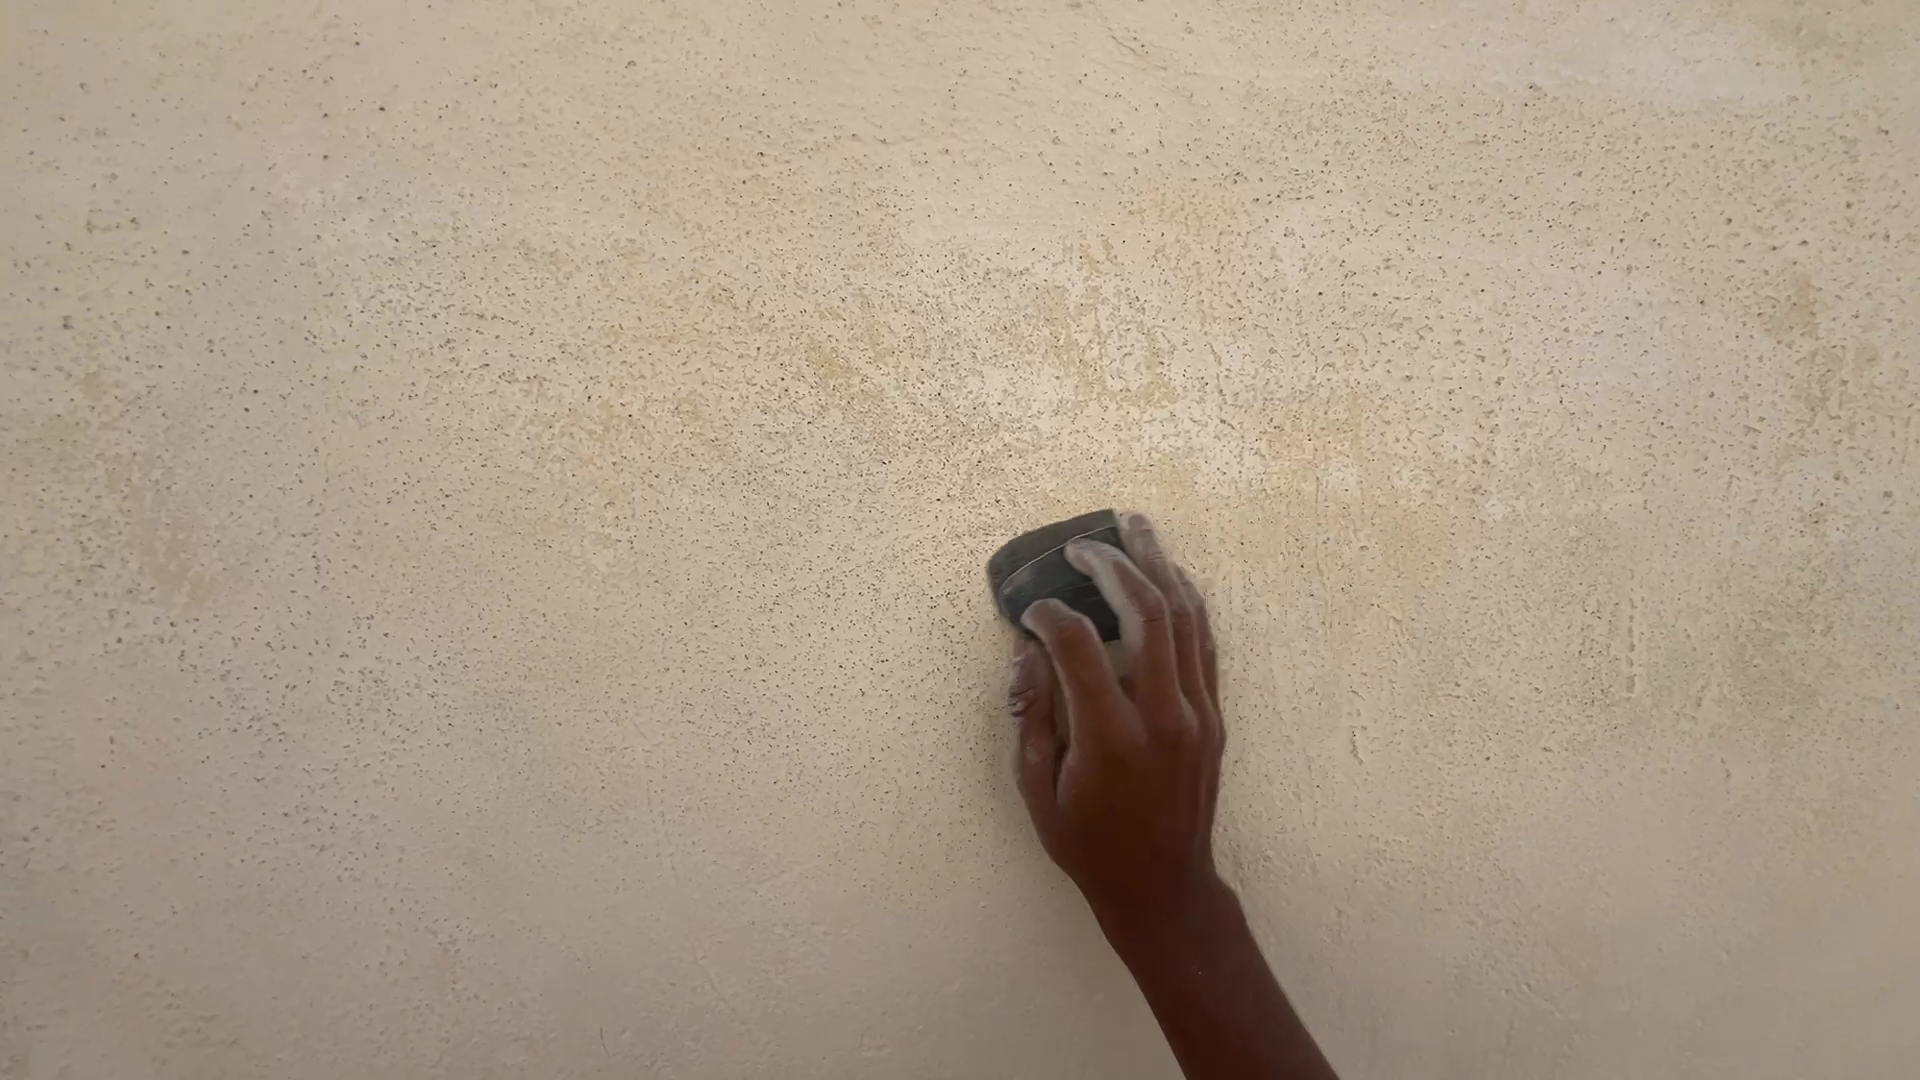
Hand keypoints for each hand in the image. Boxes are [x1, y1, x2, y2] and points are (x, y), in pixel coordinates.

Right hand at [1007, 512, 1224, 928]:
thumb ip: (1029, 714)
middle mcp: (1162, 714)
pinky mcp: (1214, 714)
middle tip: (1081, 543)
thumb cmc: (1089, 844)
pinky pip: (1205, 640)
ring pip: (1185, 615)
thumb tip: (1027, 651)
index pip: (1078, 645)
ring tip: (1135, 524)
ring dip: (1158, 563)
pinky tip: (1169, 572)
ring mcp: (1198, 711)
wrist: (1164, 887)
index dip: (1047, 616)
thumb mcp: (1036, 789)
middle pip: (1146, 612)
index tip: (1028, 612)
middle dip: (1110, 565)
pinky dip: (1186, 598)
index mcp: (1110, 737)